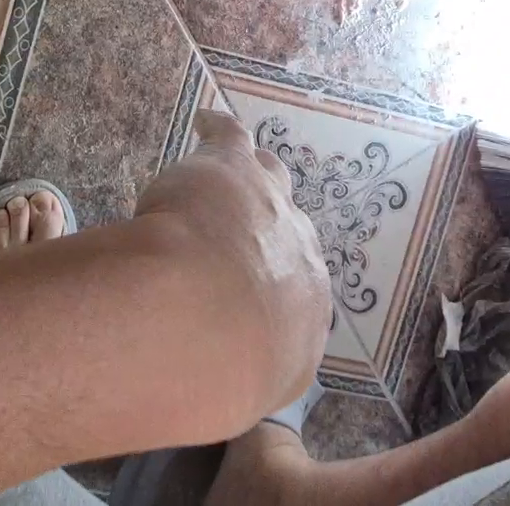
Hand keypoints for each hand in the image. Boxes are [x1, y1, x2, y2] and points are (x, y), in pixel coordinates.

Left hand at [134, 110, 329, 424]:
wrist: (207, 319)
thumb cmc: (219, 369)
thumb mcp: (238, 388)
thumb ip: (233, 381)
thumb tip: (210, 388)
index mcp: (304, 314)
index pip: (297, 290)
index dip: (276, 282)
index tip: (254, 285)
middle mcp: (301, 254)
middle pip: (293, 228)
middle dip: (276, 228)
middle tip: (251, 229)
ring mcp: (270, 205)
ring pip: (269, 178)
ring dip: (253, 175)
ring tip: (238, 166)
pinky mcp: (232, 167)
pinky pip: (231, 137)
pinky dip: (218, 129)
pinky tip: (205, 120)